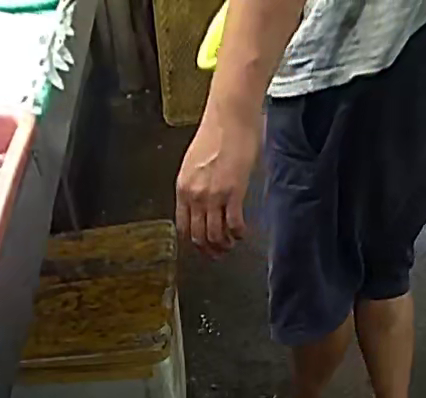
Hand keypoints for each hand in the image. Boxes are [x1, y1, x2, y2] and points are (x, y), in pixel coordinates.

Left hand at [175, 110, 259, 257]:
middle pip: (199, 236)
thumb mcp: (194, 164)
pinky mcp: (233, 193)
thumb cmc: (216, 133)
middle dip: (209, 250)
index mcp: (183, 189)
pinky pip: (233, 224)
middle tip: (218, 254)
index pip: (183, 227)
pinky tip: (242, 233)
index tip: (201, 246)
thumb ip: (194, 186)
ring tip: (231, 244)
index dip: (193, 242)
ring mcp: (213, 196)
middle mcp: (195, 196)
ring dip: (224, 245)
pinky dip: (238, 234)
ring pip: (215, 235)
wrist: (230, 114)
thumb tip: (200, 204)